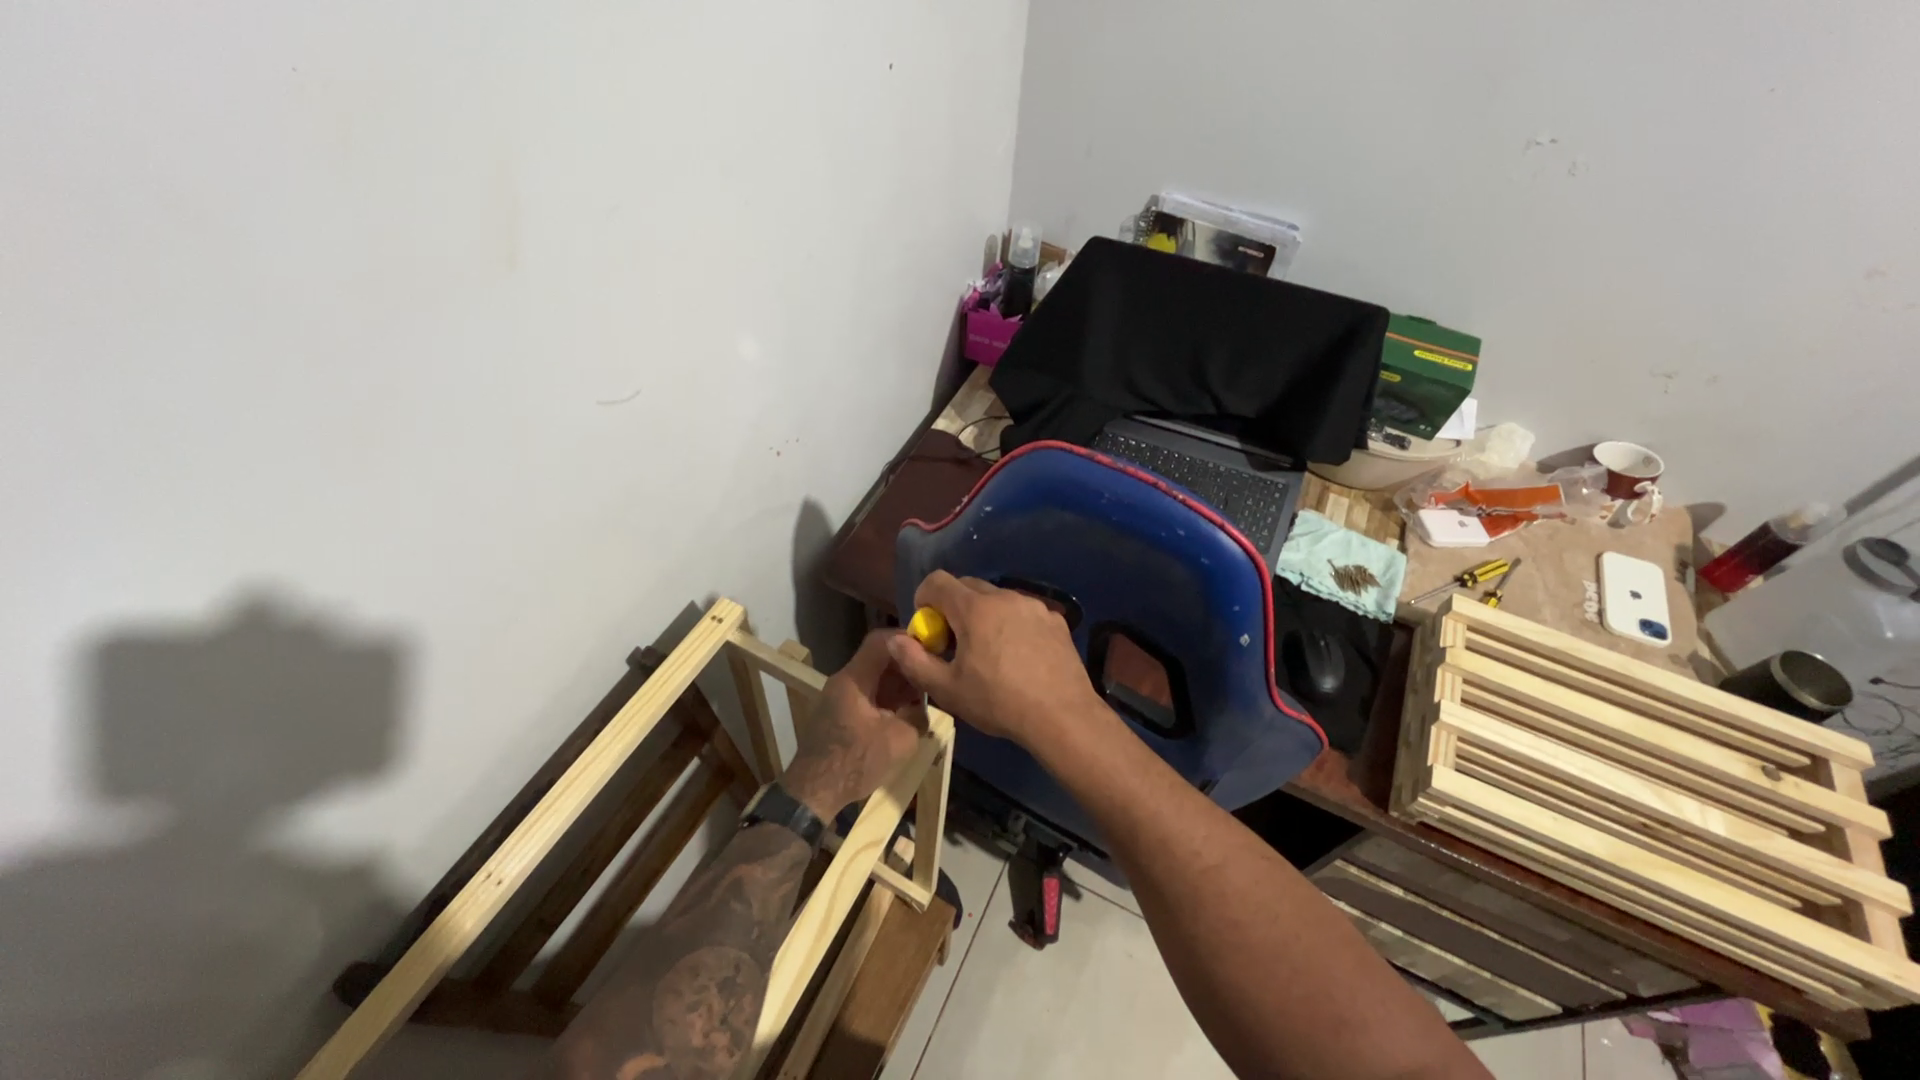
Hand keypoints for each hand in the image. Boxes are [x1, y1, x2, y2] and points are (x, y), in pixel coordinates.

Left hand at [781, 630, 927, 819]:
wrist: (814, 792)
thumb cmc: (855, 762)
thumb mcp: (900, 740)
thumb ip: (917, 715)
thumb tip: (922, 707)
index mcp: (854, 680)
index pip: (880, 641)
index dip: (908, 639)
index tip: (931, 648)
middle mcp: (843, 682)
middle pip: (877, 658)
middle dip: (906, 665)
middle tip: (931, 676)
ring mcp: (839, 698)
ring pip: (873, 678)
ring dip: (897, 684)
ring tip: (922, 697)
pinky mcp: (839, 714)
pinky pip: (867, 695)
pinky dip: (886, 698)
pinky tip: (903, 713)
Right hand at [884, 571, 1107, 753]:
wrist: (1062, 716)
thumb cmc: (999, 702)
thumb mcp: (947, 690)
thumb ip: (914, 661)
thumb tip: (895, 641)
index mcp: (974, 609)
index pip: (937, 581)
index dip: (924, 599)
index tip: (929, 629)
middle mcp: (1005, 597)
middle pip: (968, 587)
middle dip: (954, 608)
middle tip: (955, 644)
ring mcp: (1034, 606)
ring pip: (998, 599)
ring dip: (985, 616)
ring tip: (989, 653)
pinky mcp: (1056, 621)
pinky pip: (1024, 612)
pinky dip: (1013, 625)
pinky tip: (1020, 658)